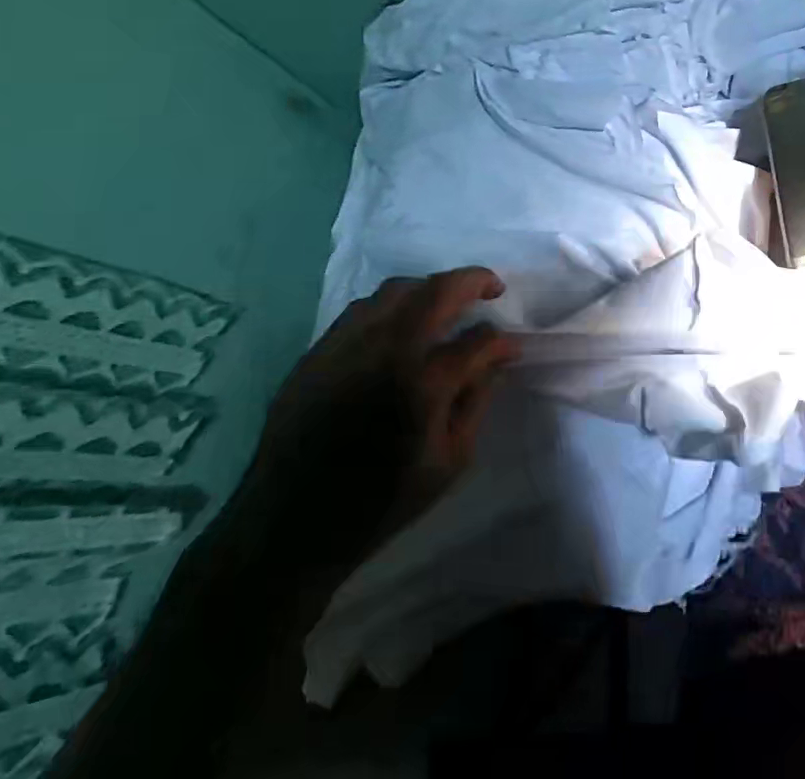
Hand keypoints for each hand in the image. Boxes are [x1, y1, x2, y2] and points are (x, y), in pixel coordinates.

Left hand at [255, 267, 516, 514]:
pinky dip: (392, 307)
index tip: (510, 347)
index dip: (501, 341)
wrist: (293, 523)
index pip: (478, 340)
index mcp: (424, 383)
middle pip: (436, 291)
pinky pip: (360, 310)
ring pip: (394, 291)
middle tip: (490, 289)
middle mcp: (385, 350)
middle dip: (472, 281)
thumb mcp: (451, 459)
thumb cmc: (384, 500)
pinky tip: (400, 329)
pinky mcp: (317, 352)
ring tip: (445, 305)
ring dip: (429, 289)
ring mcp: (346, 345)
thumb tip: (497, 359)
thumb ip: (476, 400)